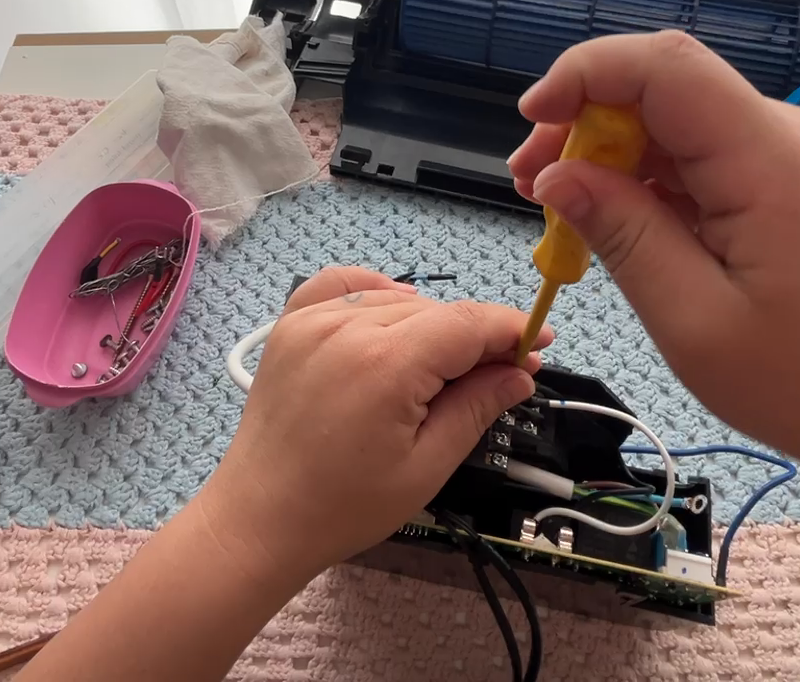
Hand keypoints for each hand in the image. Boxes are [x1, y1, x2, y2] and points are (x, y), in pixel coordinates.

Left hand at [195, 267, 549, 586]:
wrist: (258, 518)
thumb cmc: (345, 506)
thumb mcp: (426, 467)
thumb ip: (477, 408)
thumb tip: (521, 372)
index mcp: (386, 364)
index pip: (466, 324)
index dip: (510, 329)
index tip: (541, 342)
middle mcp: (348, 325)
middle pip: (435, 310)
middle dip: (475, 334)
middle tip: (499, 369)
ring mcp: (313, 318)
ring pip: (397, 298)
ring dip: (429, 321)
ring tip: (439, 363)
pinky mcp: (291, 321)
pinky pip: (344, 282)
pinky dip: (376, 291)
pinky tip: (390, 314)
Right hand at [507, 32, 799, 486]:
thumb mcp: (695, 323)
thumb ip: (622, 234)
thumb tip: (558, 175)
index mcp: (772, 163)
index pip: (666, 66)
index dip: (585, 72)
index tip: (531, 119)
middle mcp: (791, 136)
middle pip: (666, 91)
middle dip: (585, 123)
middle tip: (532, 183)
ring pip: (681, 123)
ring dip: (614, 154)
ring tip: (566, 209)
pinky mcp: (797, 179)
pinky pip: (708, 155)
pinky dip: (653, 178)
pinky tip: (624, 219)